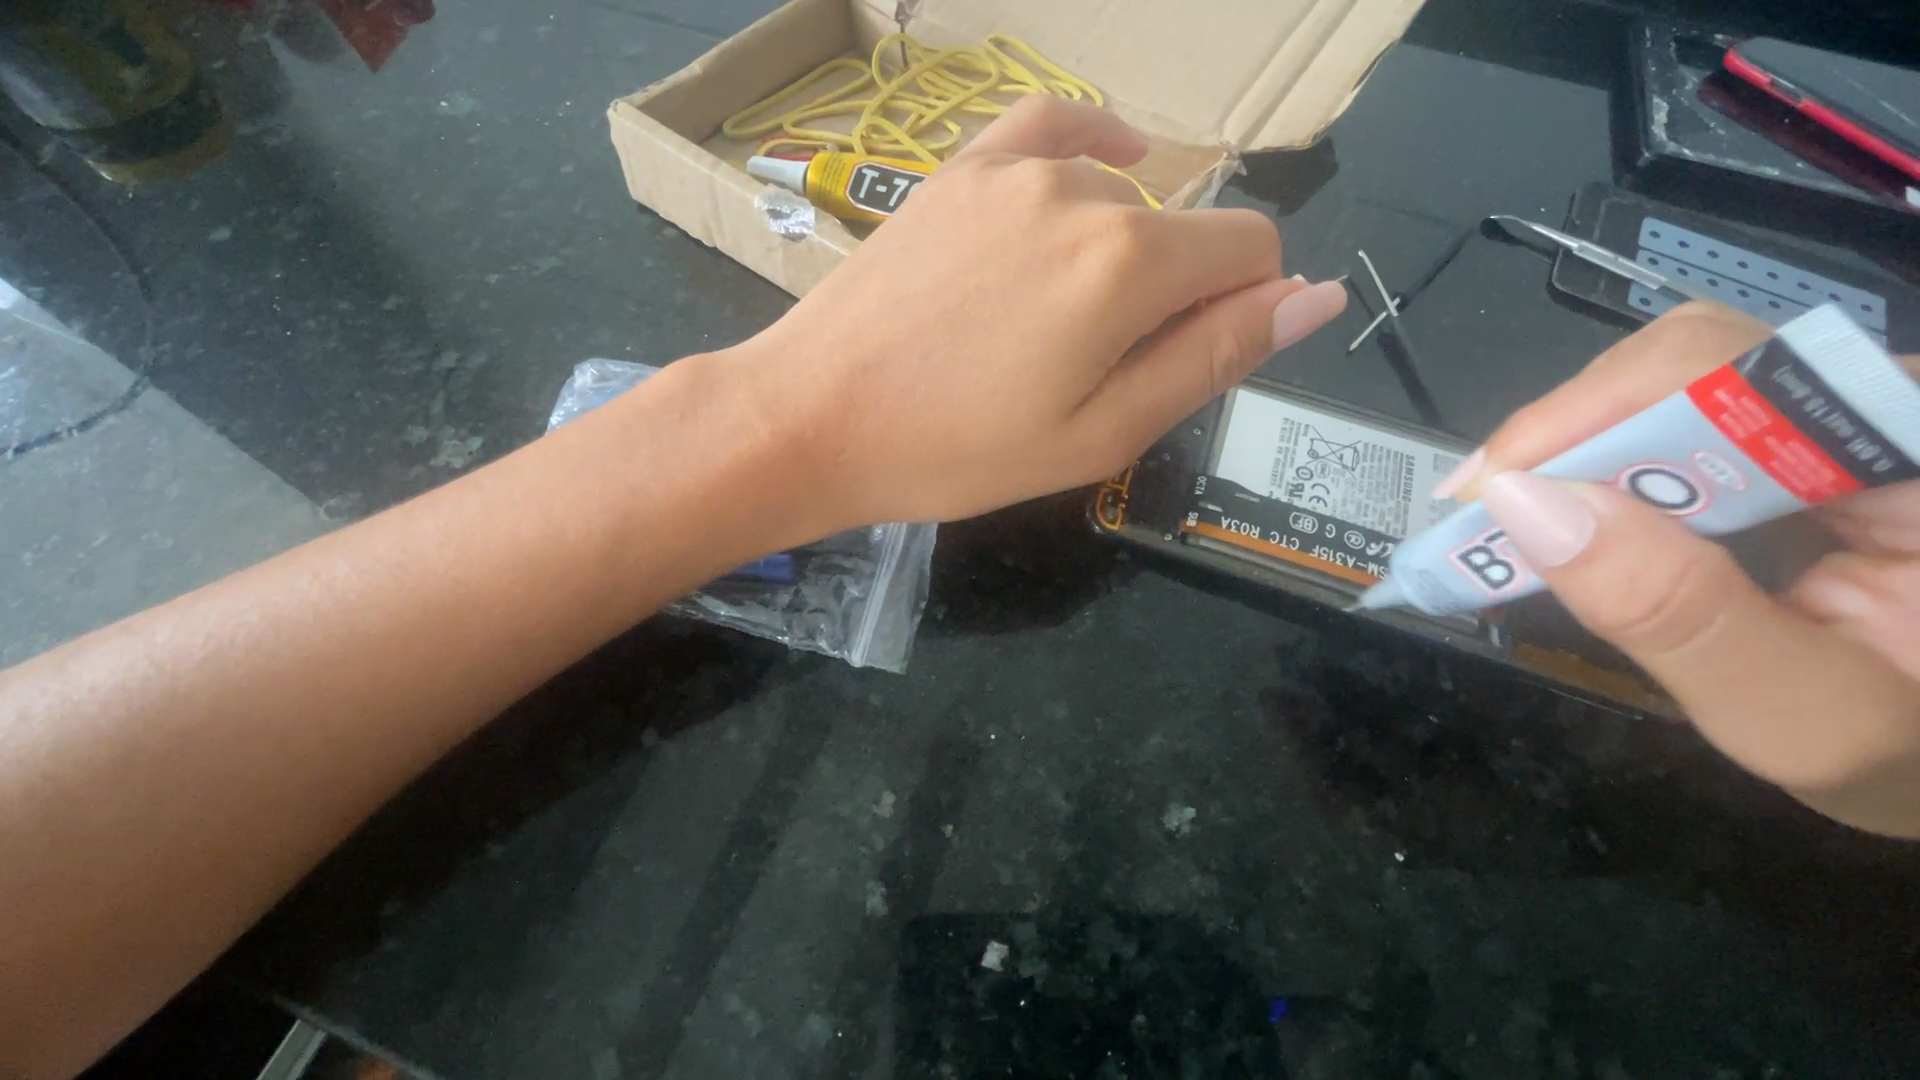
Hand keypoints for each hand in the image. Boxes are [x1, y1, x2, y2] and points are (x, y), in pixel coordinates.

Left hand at [726, 95, 1346, 526]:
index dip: (1241, 308)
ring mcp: (1014, 168)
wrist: (814, 418)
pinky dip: (1091, 150)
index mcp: (1129, 263)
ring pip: (1120, 196)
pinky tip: (1106, 165)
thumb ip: (1212, 359)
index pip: (1249, 253)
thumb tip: (1313, 299)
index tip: (1187, 358)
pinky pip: (1053, 129)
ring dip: (1116, 251)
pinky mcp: (961, 168)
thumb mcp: (1101, 435)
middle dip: (1168, 295)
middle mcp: (1083, 191)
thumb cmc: (957, 450)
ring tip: (1045, 324)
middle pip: (1181, 231)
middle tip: (1089, 371)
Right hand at [1437, 303, 1919, 836]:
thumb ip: (1677, 613)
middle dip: (1567, 434)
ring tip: (1507, 519)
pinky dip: (1601, 472)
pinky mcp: (1806, 450)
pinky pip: (1679, 428)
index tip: (1486, 492)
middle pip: (1694, 366)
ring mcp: (1848, 428)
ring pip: (1673, 390)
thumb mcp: (1801, 718)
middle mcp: (1889, 415)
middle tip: (1480, 511)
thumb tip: (1520, 504)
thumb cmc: (1919, 766)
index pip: (1740, 376)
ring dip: (1573, 453)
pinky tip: (1564, 518)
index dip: (1591, 414)